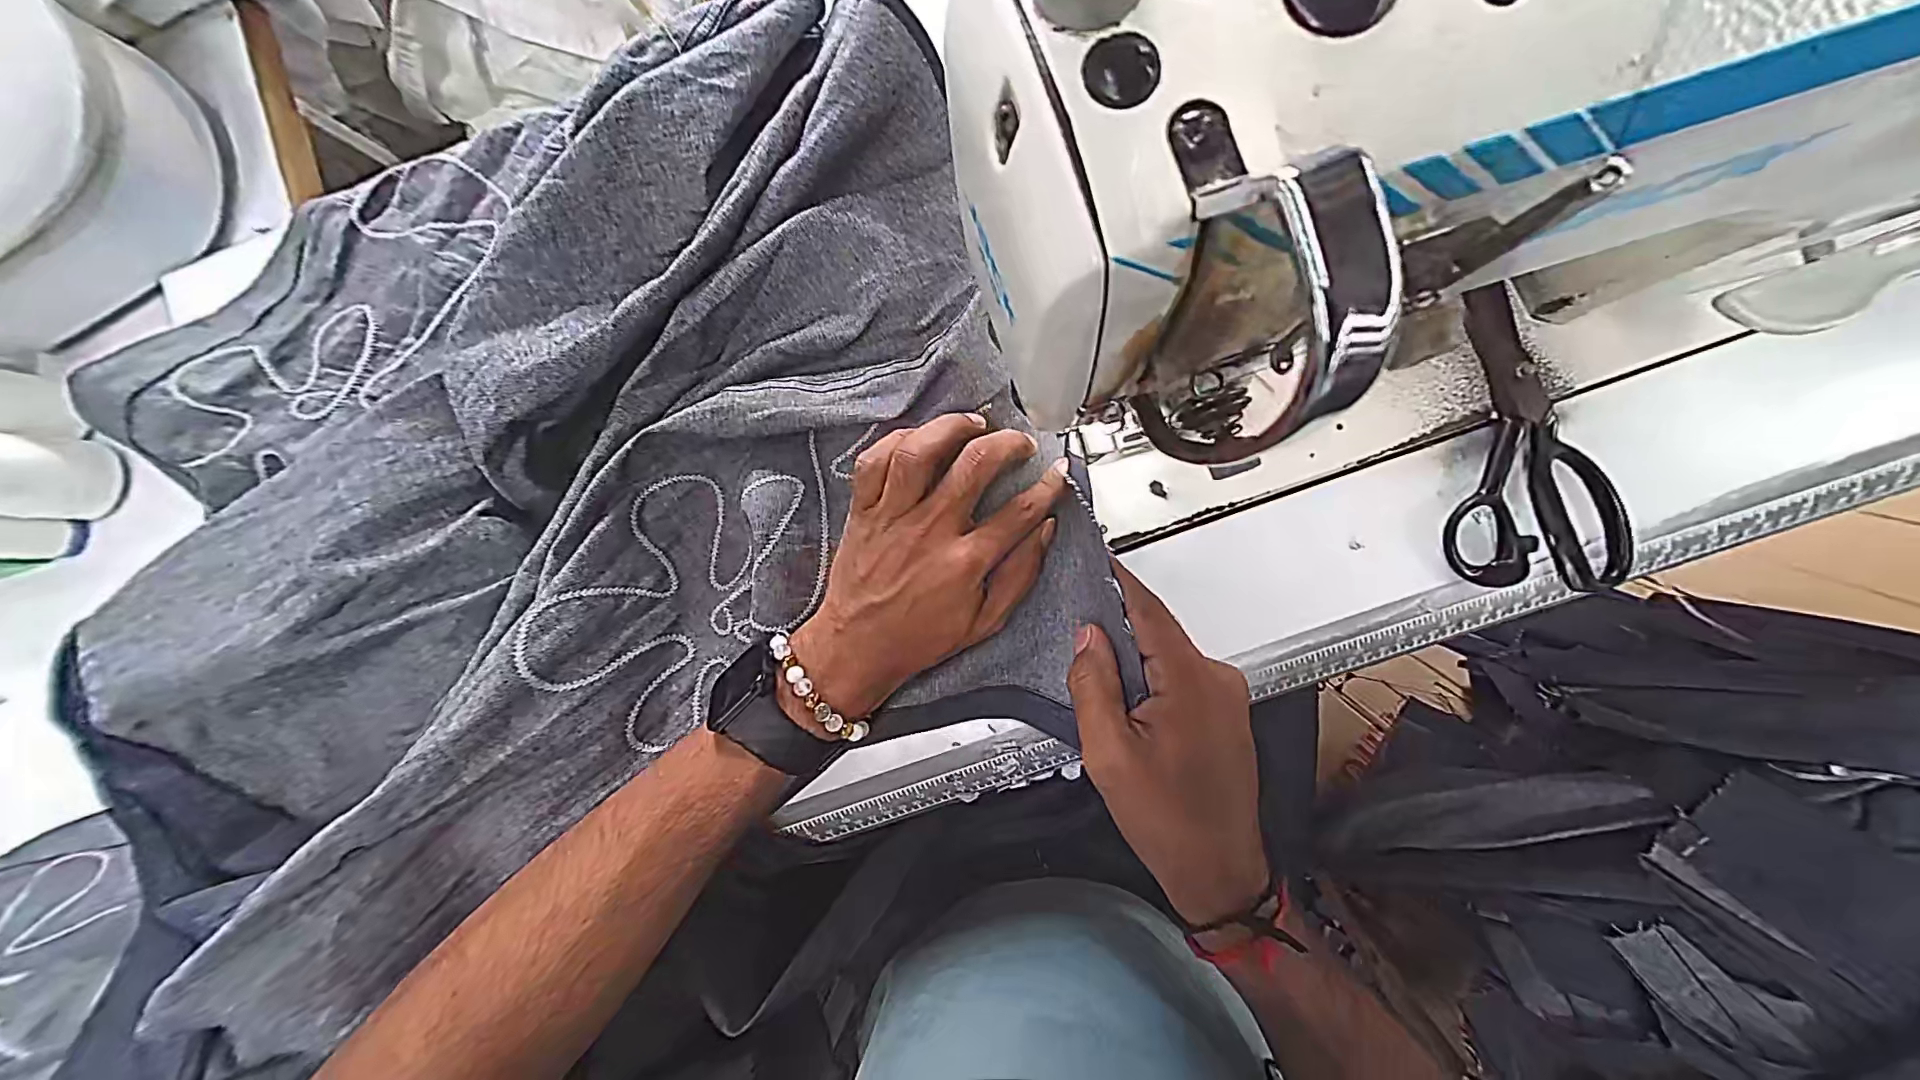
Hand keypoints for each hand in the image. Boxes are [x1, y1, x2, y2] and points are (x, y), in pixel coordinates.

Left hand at [786, 412, 1067, 724]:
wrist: (857, 648)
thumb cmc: (917, 638)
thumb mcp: (984, 622)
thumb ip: (1021, 575)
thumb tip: (1045, 531)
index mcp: (964, 562)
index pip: (1020, 510)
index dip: (1048, 485)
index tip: (1057, 472)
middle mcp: (929, 532)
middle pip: (975, 465)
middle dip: (1008, 443)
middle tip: (1019, 443)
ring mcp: (893, 518)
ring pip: (920, 452)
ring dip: (952, 428)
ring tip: (973, 423)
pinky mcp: (863, 513)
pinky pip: (873, 463)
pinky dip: (896, 440)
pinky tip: (920, 437)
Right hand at [1069, 562, 1267, 926]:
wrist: (1220, 871)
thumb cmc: (1170, 822)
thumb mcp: (1108, 753)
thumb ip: (1093, 686)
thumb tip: (1087, 638)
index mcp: (1191, 683)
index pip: (1149, 611)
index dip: (1119, 581)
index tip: (1098, 557)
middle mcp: (1217, 680)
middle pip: (1157, 632)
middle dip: (1118, 627)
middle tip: (1080, 631)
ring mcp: (1226, 696)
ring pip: (1167, 655)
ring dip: (1134, 658)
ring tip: (1100, 683)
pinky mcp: (1226, 711)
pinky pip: (1181, 675)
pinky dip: (1152, 677)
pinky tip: (1130, 704)